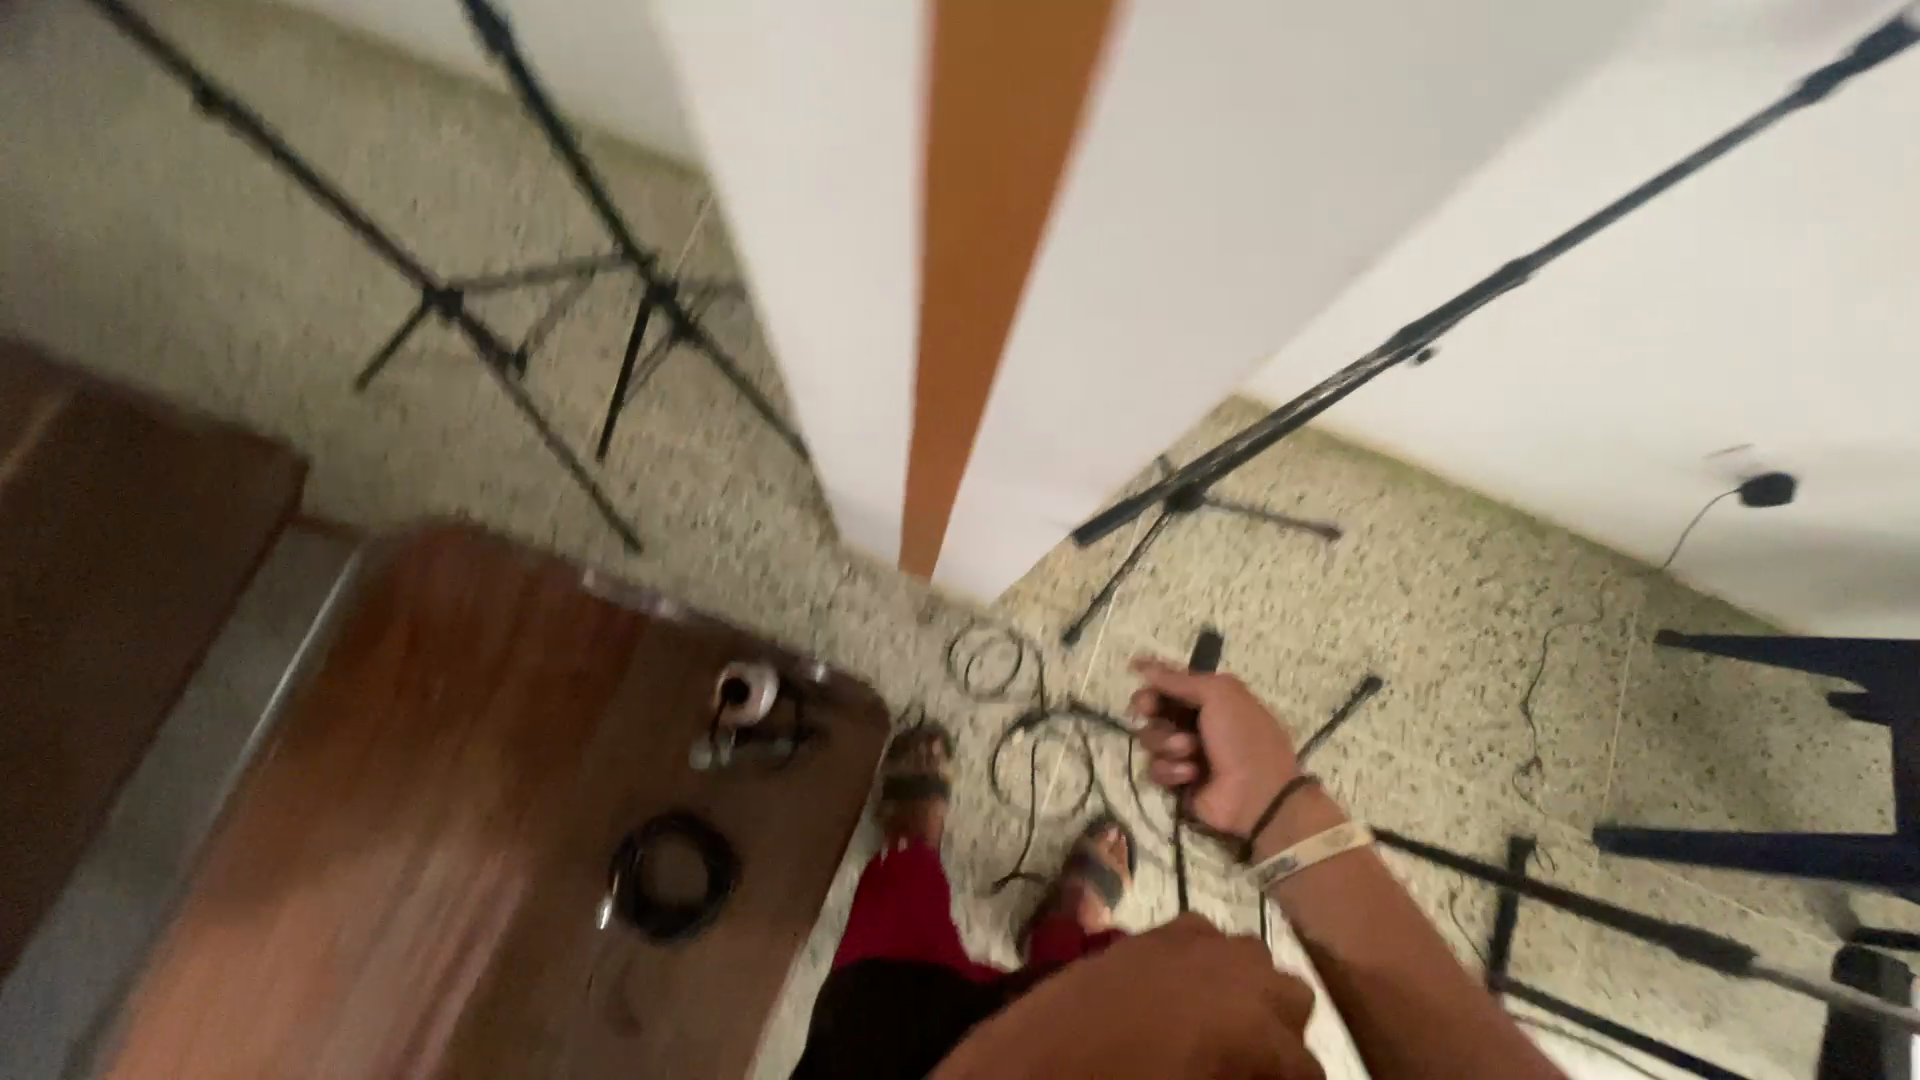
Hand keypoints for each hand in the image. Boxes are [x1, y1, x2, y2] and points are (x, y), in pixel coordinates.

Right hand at [1131, 657, 1299, 839]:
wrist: (1257, 794)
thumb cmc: (1243, 737)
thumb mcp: (1219, 694)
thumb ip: (1178, 678)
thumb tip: (1142, 665)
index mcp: (1211, 699)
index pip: (1171, 683)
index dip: (1154, 680)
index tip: (1137, 672)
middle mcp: (1195, 723)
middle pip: (1153, 708)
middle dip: (1149, 708)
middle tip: (1149, 710)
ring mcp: (1185, 754)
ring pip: (1150, 738)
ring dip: (1167, 742)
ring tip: (1191, 751)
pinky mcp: (1177, 782)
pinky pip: (1155, 768)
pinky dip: (1172, 770)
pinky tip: (1192, 775)